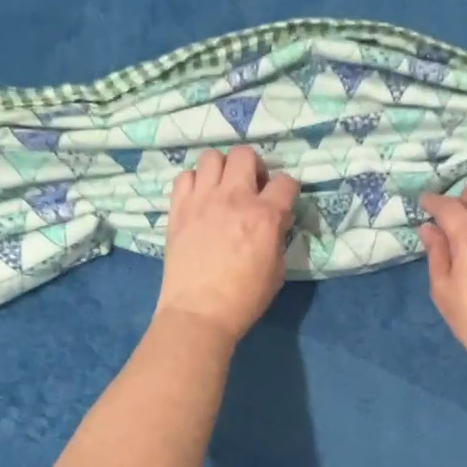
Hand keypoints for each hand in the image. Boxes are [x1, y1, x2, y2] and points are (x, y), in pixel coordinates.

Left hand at [156, 146, 298, 339]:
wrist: (199, 312)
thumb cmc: (244, 299)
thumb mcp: (277, 270)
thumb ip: (277, 237)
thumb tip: (275, 221)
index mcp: (265, 216)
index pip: (286, 181)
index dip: (288, 190)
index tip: (283, 202)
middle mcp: (234, 198)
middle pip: (245, 155)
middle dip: (253, 167)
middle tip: (251, 188)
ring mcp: (202, 200)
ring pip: (212, 157)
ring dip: (222, 169)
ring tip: (222, 190)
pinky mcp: (178, 208)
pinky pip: (185, 176)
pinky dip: (194, 182)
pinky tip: (199, 200)